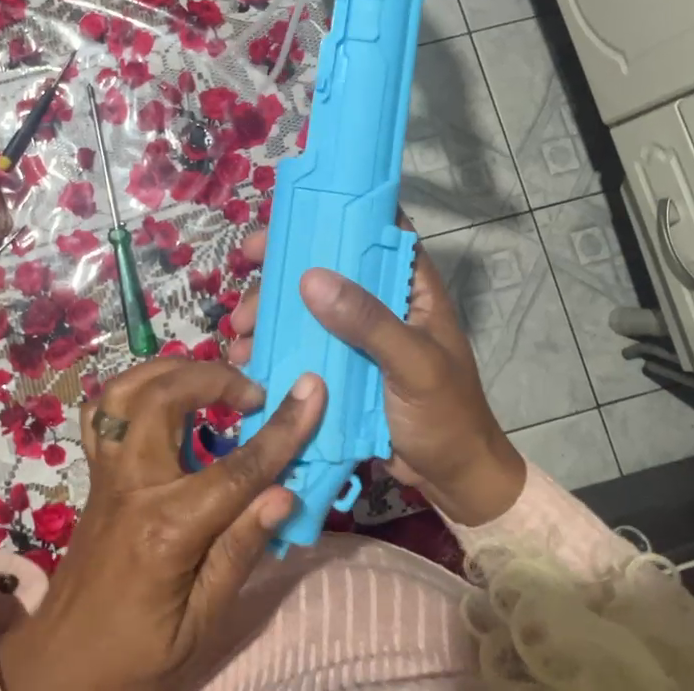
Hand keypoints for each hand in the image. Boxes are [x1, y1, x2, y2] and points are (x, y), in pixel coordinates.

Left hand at [0, 359, 326, 690]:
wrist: (64, 661)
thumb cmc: (140, 651)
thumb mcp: (202, 623)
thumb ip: (240, 552)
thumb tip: (286, 494)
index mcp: (167, 529)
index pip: (237, 469)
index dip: (282, 429)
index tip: (312, 389)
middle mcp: (132, 485)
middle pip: (166, 400)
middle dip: (215, 379)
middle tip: (253, 394)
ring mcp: (106, 474)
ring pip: (125, 391)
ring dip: (171, 371)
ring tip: (210, 381)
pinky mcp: (95, 473)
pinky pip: (101, 412)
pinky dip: (132, 389)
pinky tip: (162, 397)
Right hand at [229, 230, 525, 525]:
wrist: (451, 481)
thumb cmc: (446, 415)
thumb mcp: (413, 364)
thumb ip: (368, 322)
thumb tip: (310, 277)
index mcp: (410, 287)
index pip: (376, 229)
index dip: (335, 212)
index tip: (289, 213)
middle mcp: (379, 302)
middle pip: (326, 264)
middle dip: (283, 264)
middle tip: (246, 261)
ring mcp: (355, 335)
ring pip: (304, 306)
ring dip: (270, 310)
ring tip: (243, 330)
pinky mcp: (337, 367)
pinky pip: (298, 346)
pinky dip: (271, 346)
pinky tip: (247, 358)